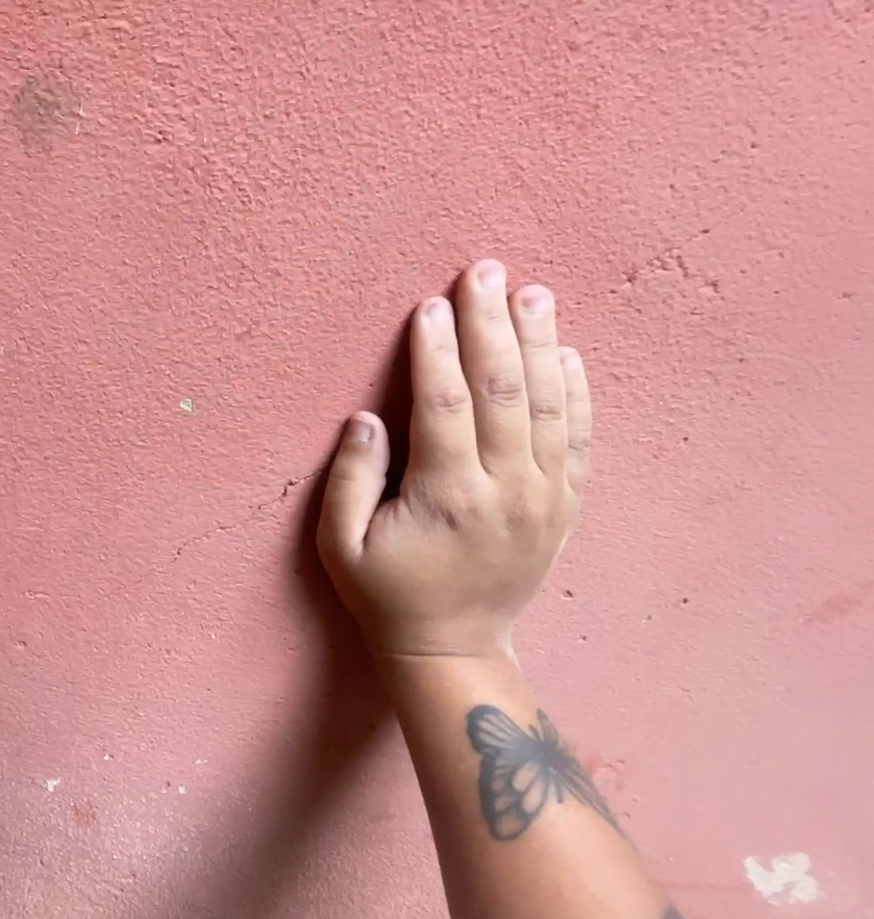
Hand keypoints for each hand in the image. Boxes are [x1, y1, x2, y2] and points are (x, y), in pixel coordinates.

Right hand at [317, 260, 592, 659]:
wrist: (452, 646)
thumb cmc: (383, 592)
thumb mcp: (340, 545)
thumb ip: (352, 480)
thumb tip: (368, 418)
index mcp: (446, 494)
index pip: (444, 405)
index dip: (436, 351)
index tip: (430, 306)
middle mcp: (505, 487)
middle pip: (503, 391)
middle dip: (492, 326)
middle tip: (485, 272)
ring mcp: (544, 496)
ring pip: (549, 405)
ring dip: (539, 343)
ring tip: (533, 294)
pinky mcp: (563, 505)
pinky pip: (579, 438)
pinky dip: (578, 391)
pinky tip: (569, 353)